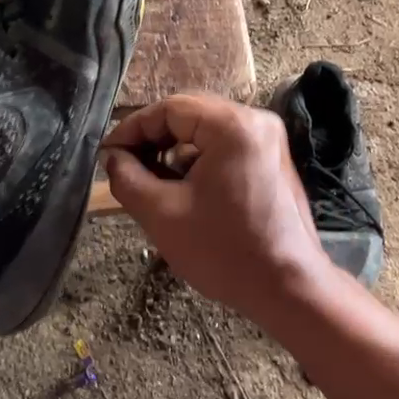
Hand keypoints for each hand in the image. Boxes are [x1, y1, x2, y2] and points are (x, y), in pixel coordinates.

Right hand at [101, 93, 327, 317]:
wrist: (290, 289)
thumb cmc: (225, 252)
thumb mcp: (163, 215)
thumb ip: (128, 179)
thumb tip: (113, 158)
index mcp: (232, 125)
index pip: (170, 108)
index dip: (133, 128)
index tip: (108, 153)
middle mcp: (255, 120)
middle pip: (189, 113)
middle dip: (152, 137)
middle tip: (123, 163)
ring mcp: (267, 138)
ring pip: (206, 129)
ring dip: (174, 148)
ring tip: (149, 178)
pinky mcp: (272, 158)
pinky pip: (225, 144)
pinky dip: (198, 158)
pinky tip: (181, 186)